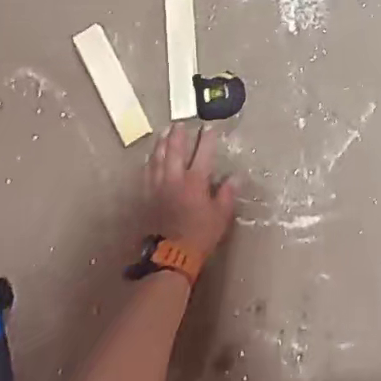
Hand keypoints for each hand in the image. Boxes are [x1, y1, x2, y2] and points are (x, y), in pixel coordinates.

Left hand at [145, 123, 238, 258]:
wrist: (169, 257)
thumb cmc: (200, 235)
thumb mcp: (221, 215)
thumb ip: (226, 193)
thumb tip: (235, 177)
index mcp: (195, 182)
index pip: (203, 154)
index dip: (207, 139)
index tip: (210, 128)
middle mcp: (174, 180)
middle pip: (174, 151)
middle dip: (178, 136)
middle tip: (179, 123)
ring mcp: (157, 188)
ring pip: (157, 160)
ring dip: (161, 144)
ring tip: (163, 133)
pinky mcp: (145, 198)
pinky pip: (147, 173)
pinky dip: (150, 162)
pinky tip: (150, 157)